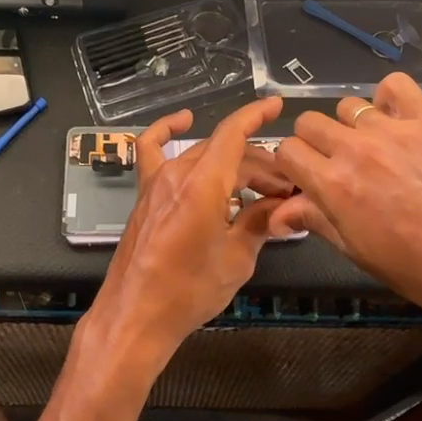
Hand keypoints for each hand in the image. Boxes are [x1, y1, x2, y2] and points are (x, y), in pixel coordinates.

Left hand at [89, 98, 287, 364]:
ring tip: (258, 188)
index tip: (277, 106)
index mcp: (204, 184)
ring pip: (200, 155)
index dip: (256, 116)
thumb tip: (281, 206)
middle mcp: (179, 172)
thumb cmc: (189, 290)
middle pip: (224, 151)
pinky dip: (167, 130)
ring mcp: (157, 180)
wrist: (137, 314)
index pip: (234, 135)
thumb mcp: (237, 259)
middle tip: (285, 190)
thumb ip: (259, 223)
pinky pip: (153, 150)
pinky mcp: (145, 193)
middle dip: (259, 165)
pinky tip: (183, 121)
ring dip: (231, 164)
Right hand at [270, 74, 421, 377]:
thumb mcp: (358, 252)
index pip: (287, 150)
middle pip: (310, 123)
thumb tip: (278, 213)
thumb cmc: (418, 270)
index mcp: (335, 185)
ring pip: (348, 106)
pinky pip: (395, 86)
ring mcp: (395, 131)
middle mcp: (357, 150)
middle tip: (338, 165)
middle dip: (315, 144)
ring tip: (375, 148)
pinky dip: (389, 98)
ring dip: (352, 126)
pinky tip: (397, 121)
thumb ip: (315, 220)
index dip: (294, 166)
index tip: (308, 178)